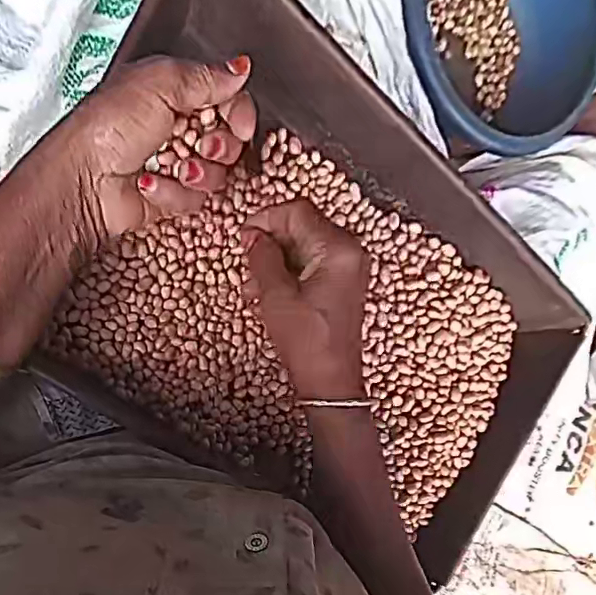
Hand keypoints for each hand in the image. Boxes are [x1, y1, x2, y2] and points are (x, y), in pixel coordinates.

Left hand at [34, 55, 258, 243]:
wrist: (85, 179)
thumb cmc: (109, 127)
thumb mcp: (160, 83)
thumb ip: (206, 77)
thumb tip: (240, 68)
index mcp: (176, 93)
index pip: (227, 101)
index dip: (239, 114)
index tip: (240, 125)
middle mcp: (178, 129)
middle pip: (228, 142)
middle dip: (219, 146)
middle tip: (199, 145)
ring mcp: (175, 166)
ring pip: (216, 175)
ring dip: (197, 173)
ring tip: (173, 168)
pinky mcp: (169, 198)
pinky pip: (194, 201)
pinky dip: (172, 194)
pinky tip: (148, 184)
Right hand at [240, 199, 370, 400]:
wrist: (330, 382)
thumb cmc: (309, 343)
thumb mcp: (276, 296)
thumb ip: (263, 259)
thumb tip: (254, 236)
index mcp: (338, 249)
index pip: (298, 212)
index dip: (266, 219)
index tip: (245, 235)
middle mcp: (349, 253)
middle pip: (302, 227)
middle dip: (270, 242)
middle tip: (246, 261)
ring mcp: (348, 270)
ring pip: (304, 248)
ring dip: (276, 260)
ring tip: (253, 286)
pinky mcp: (341, 286)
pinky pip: (312, 266)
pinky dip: (289, 273)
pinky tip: (268, 293)